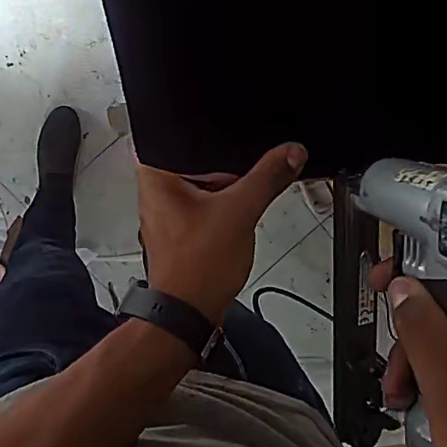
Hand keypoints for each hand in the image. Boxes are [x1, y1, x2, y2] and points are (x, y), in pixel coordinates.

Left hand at [136, 143, 306, 322]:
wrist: (189, 313)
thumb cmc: (196, 269)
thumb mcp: (240, 211)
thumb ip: (268, 177)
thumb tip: (290, 152)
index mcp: (155, 174)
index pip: (185, 133)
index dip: (216, 136)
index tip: (235, 151)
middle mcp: (155, 189)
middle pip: (201, 158)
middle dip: (227, 167)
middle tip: (239, 183)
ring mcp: (168, 210)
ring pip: (207, 182)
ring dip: (228, 189)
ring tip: (235, 207)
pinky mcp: (182, 227)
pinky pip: (209, 204)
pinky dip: (225, 208)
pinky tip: (234, 221)